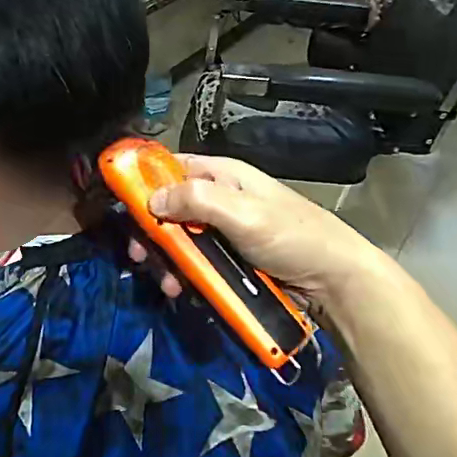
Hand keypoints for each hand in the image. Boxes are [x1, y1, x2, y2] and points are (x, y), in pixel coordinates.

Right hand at [128, 154, 387, 314]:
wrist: (333, 280)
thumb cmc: (293, 236)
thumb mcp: (244, 213)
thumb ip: (198, 201)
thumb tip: (152, 198)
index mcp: (223, 175)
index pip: (173, 167)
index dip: (146, 180)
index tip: (123, 204)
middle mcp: (220, 199)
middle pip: (170, 207)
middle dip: (153, 230)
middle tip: (140, 254)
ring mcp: (224, 233)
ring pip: (180, 240)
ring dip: (167, 259)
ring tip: (166, 281)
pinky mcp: (230, 261)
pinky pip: (197, 264)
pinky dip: (185, 275)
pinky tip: (181, 290)